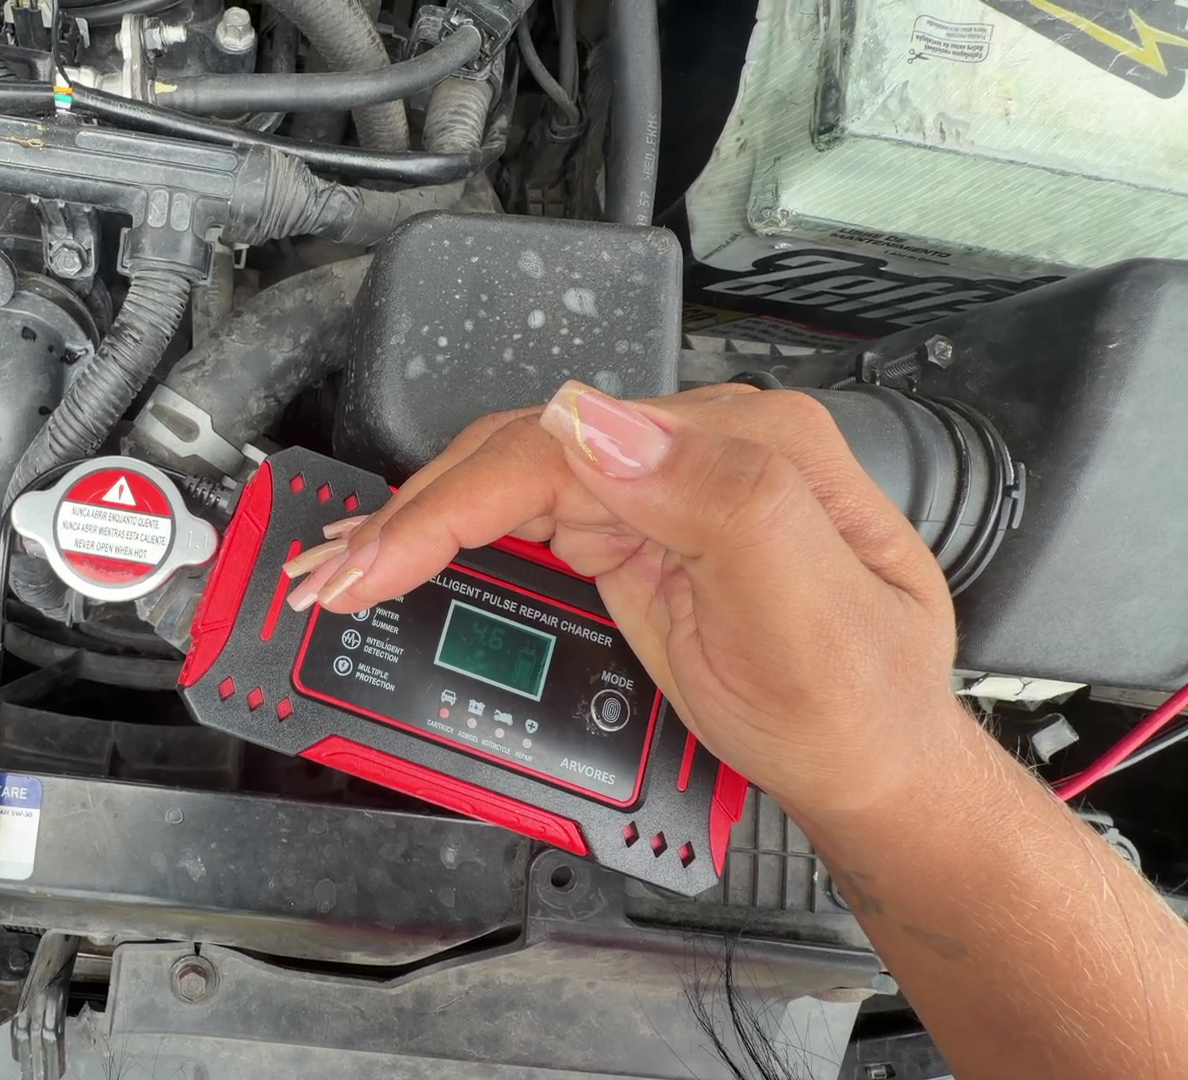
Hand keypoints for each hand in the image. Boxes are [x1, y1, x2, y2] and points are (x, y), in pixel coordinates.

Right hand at [284, 382, 961, 816]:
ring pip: (496, 478)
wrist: (857, 749)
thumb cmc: (845, 699)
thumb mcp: (808, 616)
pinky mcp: (616, 515)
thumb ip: (717, 500)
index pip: (553, 452)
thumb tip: (589, 421)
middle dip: (406, 517)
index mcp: (735, 447)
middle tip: (329, 574)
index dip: (446, 507)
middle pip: (509, 457)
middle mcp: (682, 445)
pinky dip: (445, 531)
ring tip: (344, 564)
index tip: (372, 565)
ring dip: (410, 521)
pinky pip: (510, 508)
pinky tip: (402, 545)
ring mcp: (643, 478)